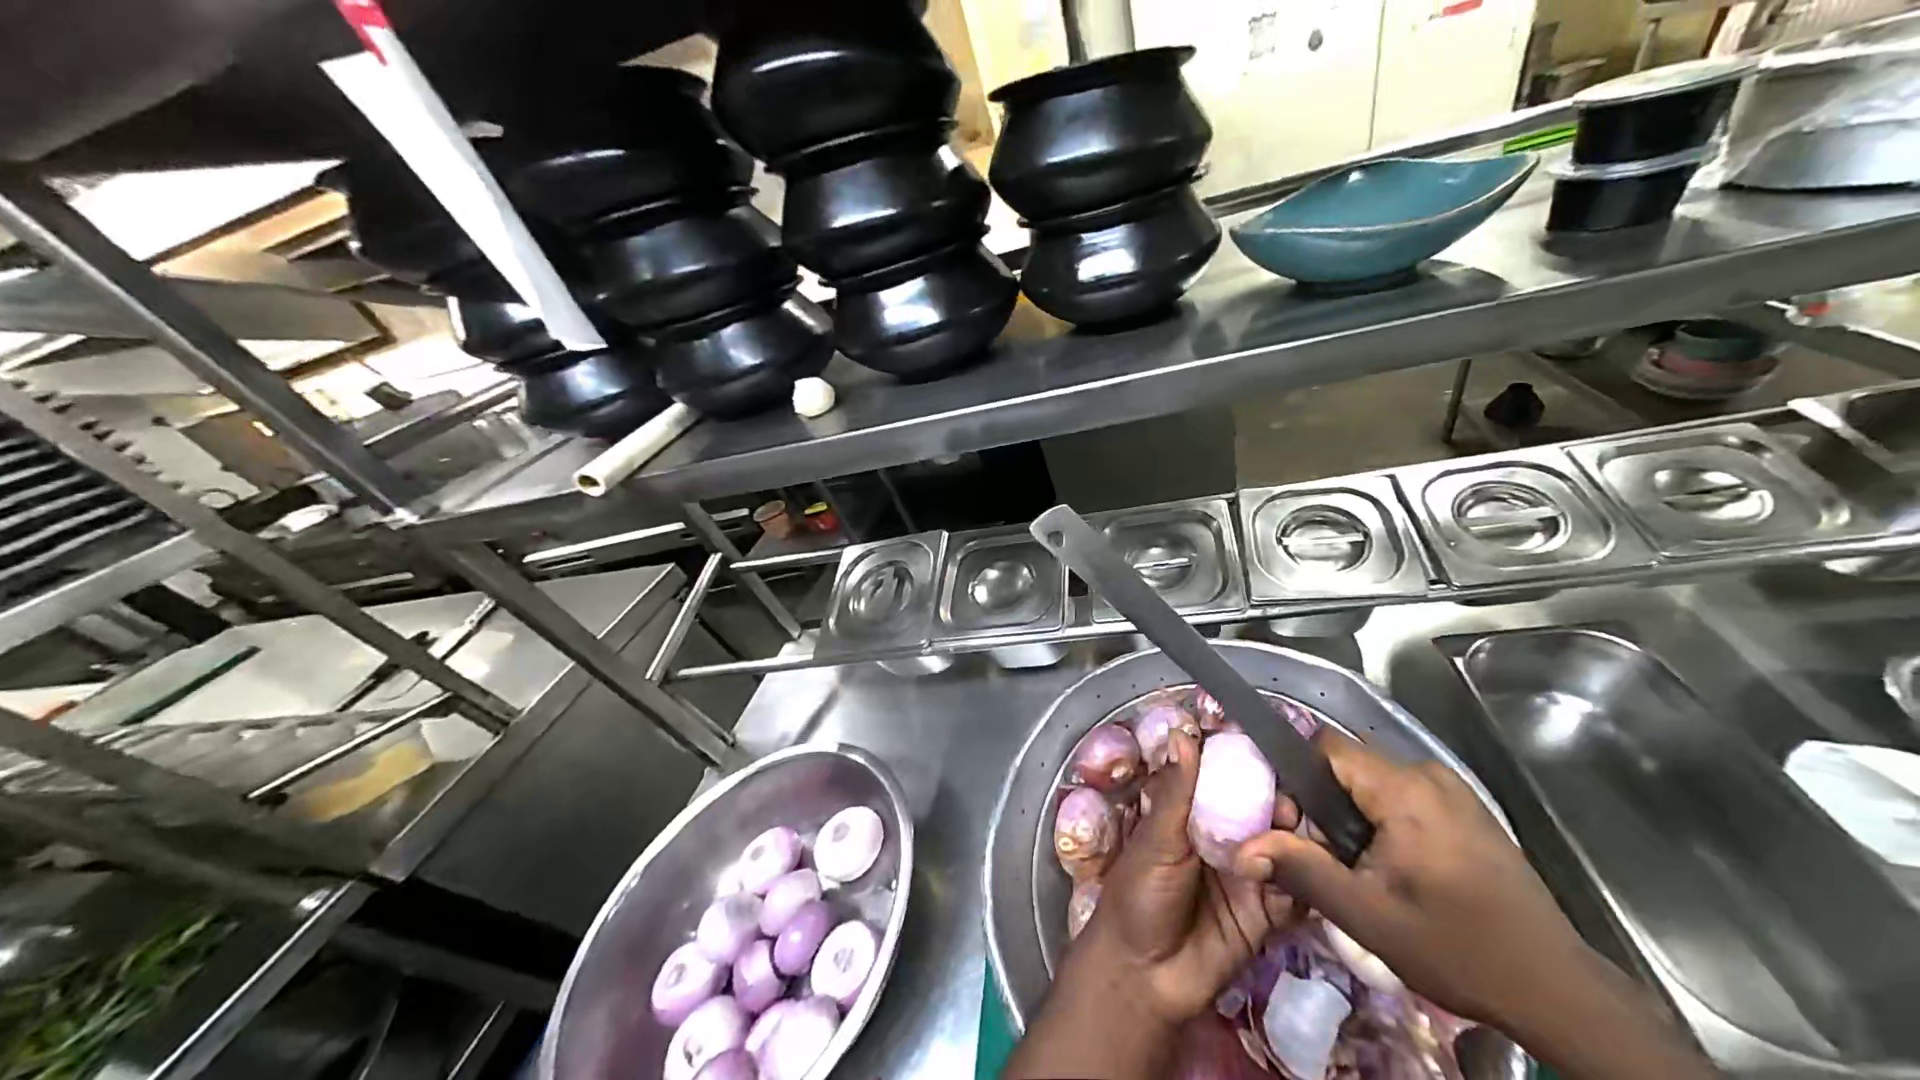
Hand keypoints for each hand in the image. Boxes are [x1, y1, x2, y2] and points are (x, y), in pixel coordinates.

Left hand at [1070, 730, 1302, 1025]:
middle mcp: (1226, 839)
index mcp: (1194, 815)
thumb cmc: (1138, 895)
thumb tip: (1184, 734)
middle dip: (1281, 802)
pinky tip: (1311, 875)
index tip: (1274, 750)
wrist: (1144, 973)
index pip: (1228, 781)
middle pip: (1264, 812)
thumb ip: (1176, 791)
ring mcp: (1250, 875)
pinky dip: (1306, 883)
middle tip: (1290, 802)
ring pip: (1286, 849)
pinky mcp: (1269, 913)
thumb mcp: (1156, 839)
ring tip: (1298, 835)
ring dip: (1297, 840)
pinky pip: (1296, 893)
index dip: (1250, 766)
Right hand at [1231, 730, 1592, 1030]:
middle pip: (1348, 765)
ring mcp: (1454, 792)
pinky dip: (1381, 820)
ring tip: (1350, 864)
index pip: (1325, 746)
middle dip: (1321, 801)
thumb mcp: (1367, 915)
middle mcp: (1429, 775)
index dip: (1294, 774)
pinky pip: (1403, 796)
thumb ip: (1302, 869)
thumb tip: (1242, 850)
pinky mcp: (1468, 812)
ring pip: (1374, 782)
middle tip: (1315, 851)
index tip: (1285, 818)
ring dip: (1351, 813)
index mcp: (1404, 789)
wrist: (1557, 991)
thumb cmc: (1457, 948)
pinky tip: (1387, 867)